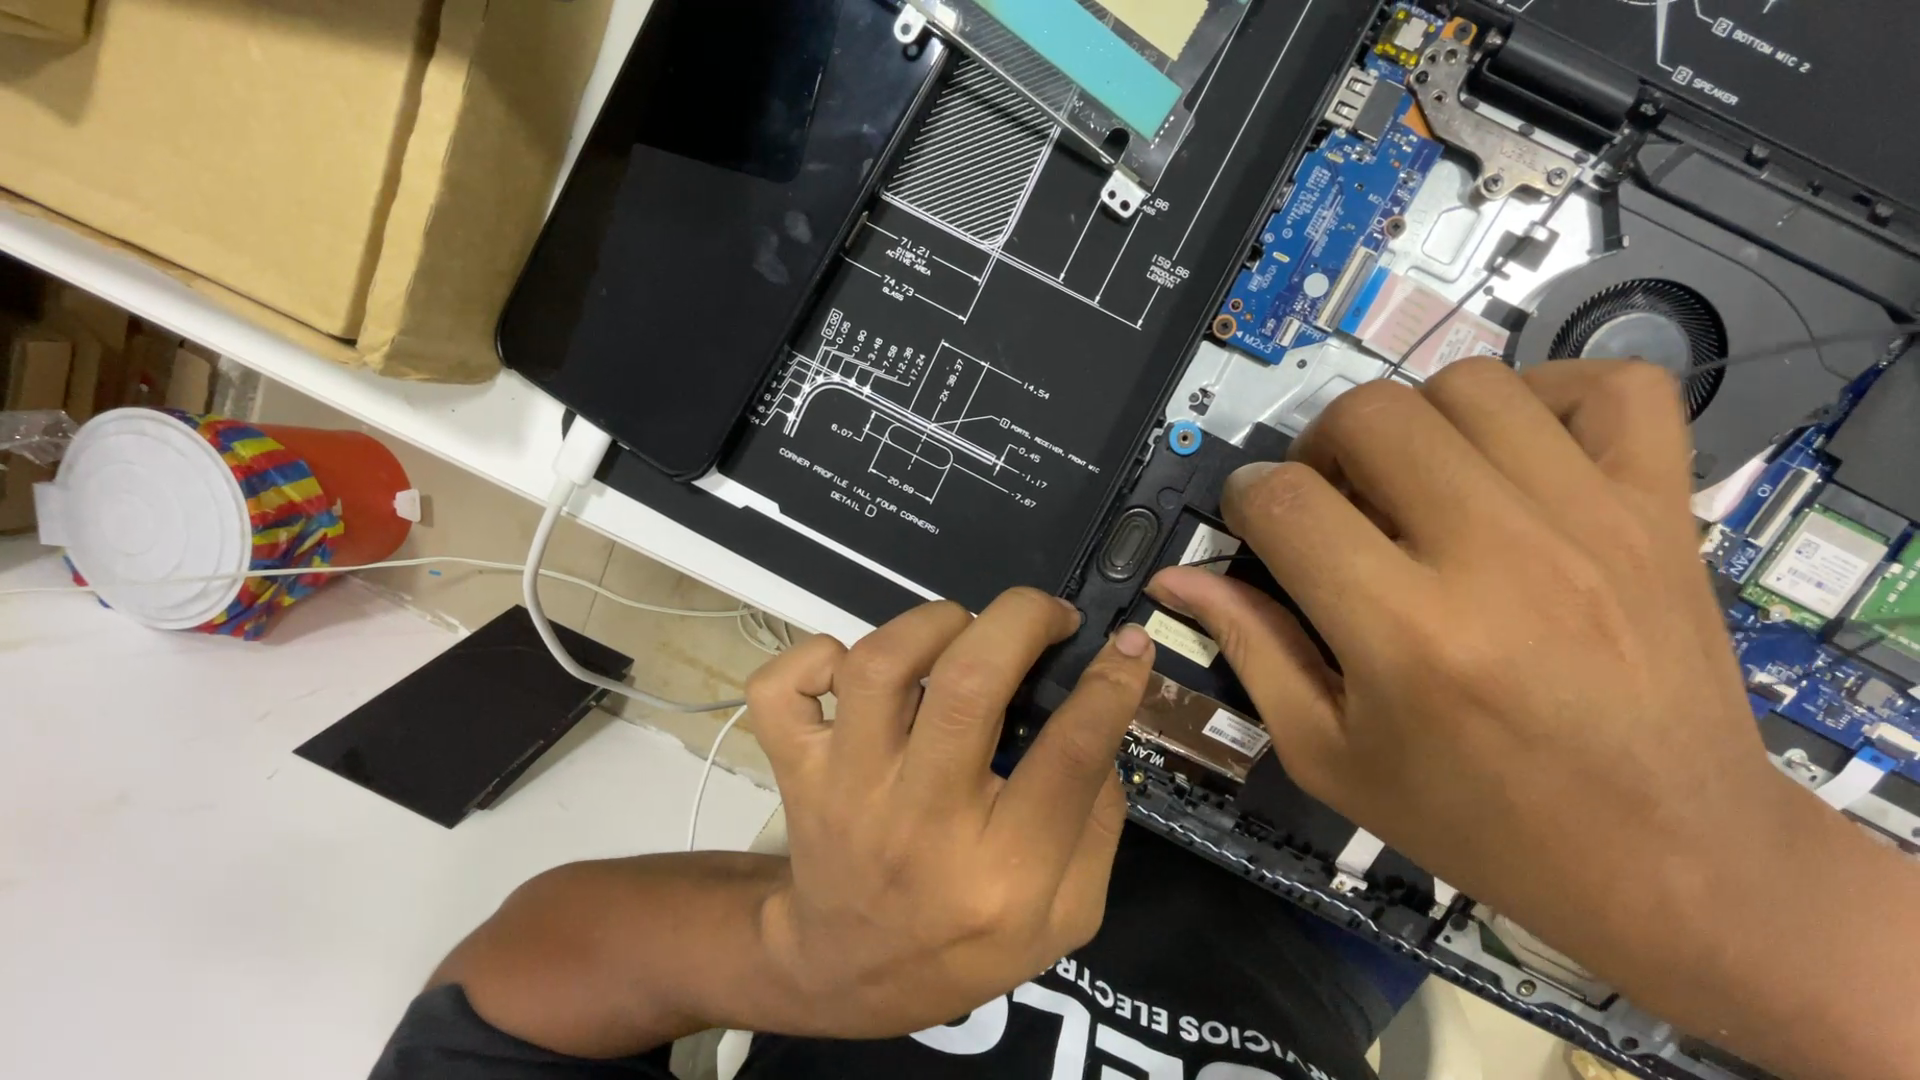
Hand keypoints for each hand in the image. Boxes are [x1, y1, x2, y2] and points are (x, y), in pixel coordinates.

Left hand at [744, 587, 1156, 1038]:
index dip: (1110, 682)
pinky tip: (854, 666)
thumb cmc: (965, 943)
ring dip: (932, 623)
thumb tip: (1099, 713)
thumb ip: (1098, 820)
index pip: (1069, 754)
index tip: (1126, 643)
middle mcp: (922, 822)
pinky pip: (782, 689)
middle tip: (1046, 615)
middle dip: (1022, 619)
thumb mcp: (1066, 914)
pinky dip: (815, 654)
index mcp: (1004, 870)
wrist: (845, 971)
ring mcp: (848, 792)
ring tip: (962, 632)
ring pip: (879, 667)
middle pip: (969, 685)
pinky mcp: (797, 771)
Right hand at [1148, 358, 1919, 1078]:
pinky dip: (1552, 393)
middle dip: (1318, 449)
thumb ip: (1251, 650)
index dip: (1245, 500)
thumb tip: (1174, 580)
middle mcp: (1496, 555)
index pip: (1283, 501)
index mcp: (1404, 632)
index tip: (1255, 526)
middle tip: (1330, 503)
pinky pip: (1615, 385)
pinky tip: (1516, 449)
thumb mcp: (1329, 755)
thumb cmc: (1477, 819)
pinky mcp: (1663, 511)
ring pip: (1470, 385)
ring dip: (1415, 420)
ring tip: (1414, 480)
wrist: (1670, 857)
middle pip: (1368, 415)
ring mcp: (1593, 520)